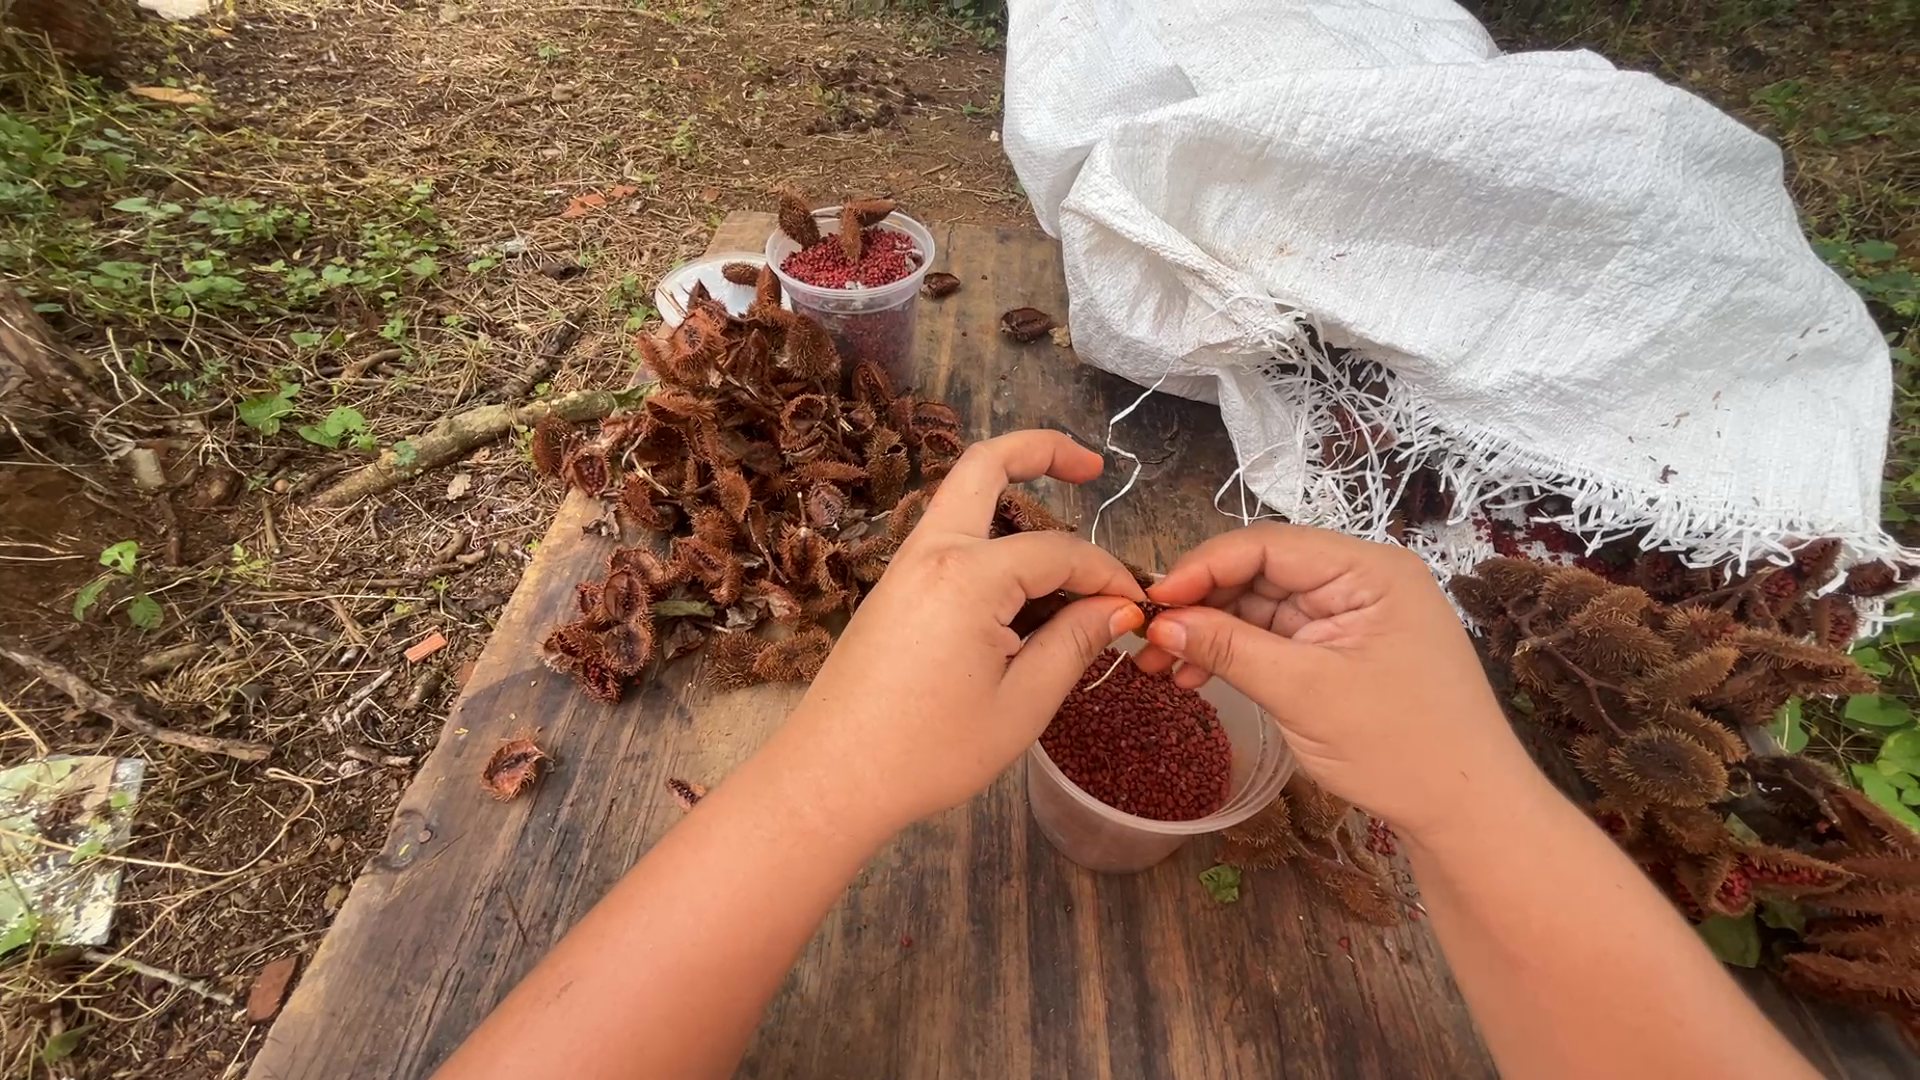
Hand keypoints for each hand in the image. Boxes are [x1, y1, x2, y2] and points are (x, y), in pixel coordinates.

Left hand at [785, 430, 1146, 828]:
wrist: (830, 778)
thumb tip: (1117, 607)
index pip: (1060, 551)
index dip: (1106, 574)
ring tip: (1062, 536)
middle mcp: (932, 551)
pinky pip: (949, 538)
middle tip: (1092, 465)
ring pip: (962, 498)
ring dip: (1012, 493)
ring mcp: (905, 565)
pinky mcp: (893, 587)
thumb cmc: (928, 752)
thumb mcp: (1020, 706)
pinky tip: (1020, 583)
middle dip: (1042, 449)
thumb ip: (1073, 643)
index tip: (1135, 603)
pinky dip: (990, 536)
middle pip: (985, 465)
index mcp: (968, 575)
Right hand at [1133, 524, 1538, 841]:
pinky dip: (1228, 653)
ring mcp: (1341, 614)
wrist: (1467, 816)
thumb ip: (1228, 648)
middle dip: (1198, 605)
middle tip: (1147, 639)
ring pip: (1253, 605)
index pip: (1266, 546)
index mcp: (1367, 570)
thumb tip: (1159, 623)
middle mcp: (1354, 580)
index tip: (1152, 602)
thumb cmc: (1402, 747)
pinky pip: (1266, 636)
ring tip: (1160, 667)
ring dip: (1206, 633)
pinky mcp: (1330, 646)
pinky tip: (1193, 676)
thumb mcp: (1304, 692)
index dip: (1202, 567)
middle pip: (1255, 573)